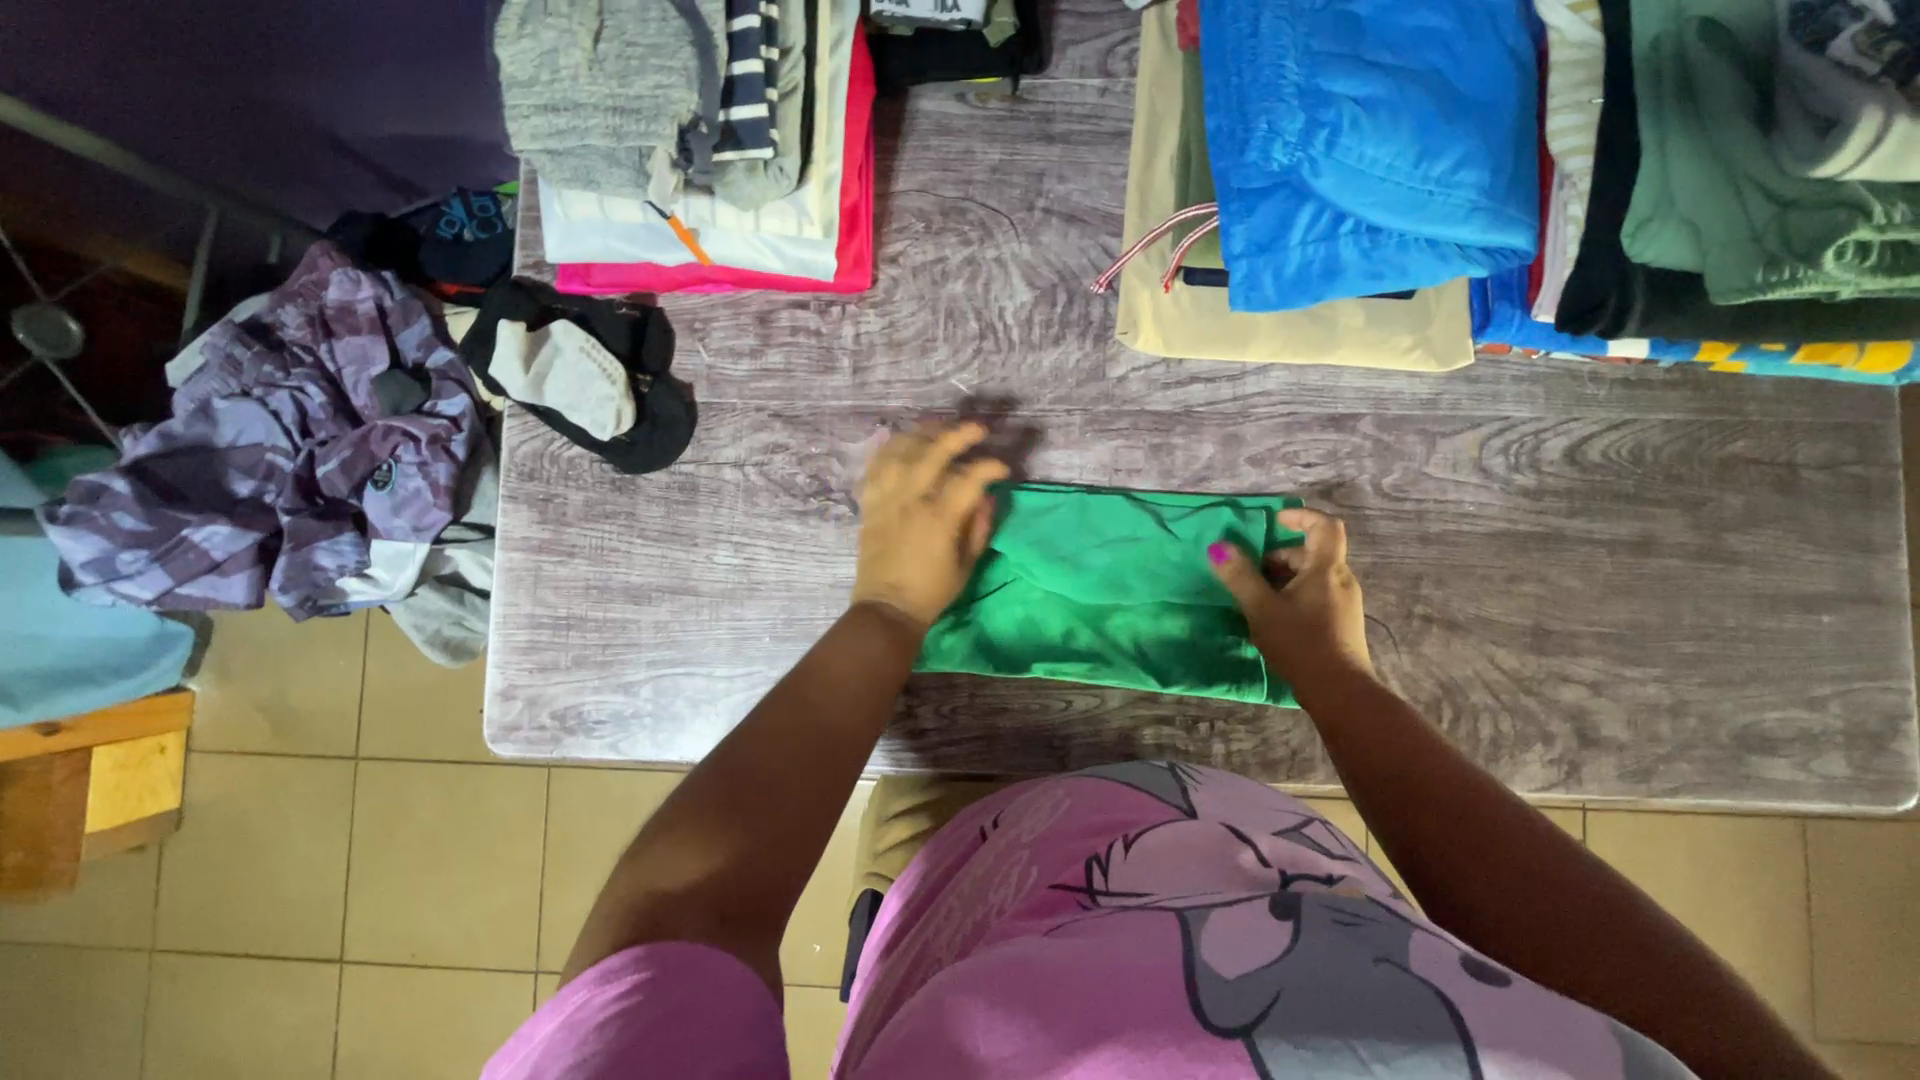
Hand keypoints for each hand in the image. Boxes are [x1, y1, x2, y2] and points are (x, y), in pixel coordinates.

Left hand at [851, 421, 1010, 632]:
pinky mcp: (870, 503)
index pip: (970, 478)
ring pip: (901, 450)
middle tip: (978, 429)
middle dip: (960, 434)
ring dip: (923, 434)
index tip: (1002, 468)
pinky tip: (904, 443)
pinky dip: (890, 449)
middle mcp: (911, 500)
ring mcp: (886, 498)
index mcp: (939, 518)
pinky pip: (876, 465)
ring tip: (940, 428)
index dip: (990, 467)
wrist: (886, 607)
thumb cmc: (932, 591)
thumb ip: (979, 526)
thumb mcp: (967, 564)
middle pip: (934, 452)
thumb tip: (986, 498)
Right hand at [1208, 508, 1373, 687]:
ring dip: (1284, 578)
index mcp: (1326, 569)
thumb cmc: (1300, 643)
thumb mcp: (1261, 608)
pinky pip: (1317, 595)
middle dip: (1280, 555)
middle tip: (1251, 572)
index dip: (1301, 516)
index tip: (1274, 521)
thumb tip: (1219, 547)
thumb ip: (1239, 576)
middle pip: (1312, 553)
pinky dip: (1294, 595)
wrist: (1339, 691)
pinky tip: (1275, 619)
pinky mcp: (1342, 623)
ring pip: (1313, 576)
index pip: (1324, 526)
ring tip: (1257, 599)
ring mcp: (1345, 602)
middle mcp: (1341, 579)